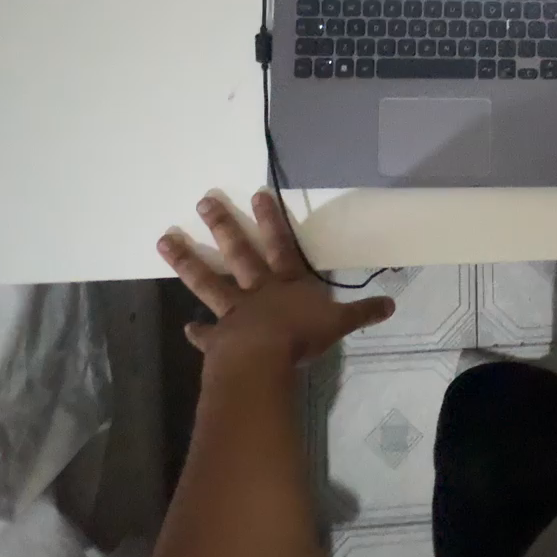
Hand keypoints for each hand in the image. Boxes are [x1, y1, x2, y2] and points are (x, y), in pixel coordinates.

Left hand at [158, 190, 394, 371]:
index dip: (271, 219)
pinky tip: (187, 327)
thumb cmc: (301, 336)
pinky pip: (207, 333)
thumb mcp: (340, 323)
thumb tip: (392, 305)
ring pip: (208, 281)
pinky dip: (198, 331)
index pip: (280, 244)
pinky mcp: (218, 338)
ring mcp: (234, 312)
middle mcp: (258, 290)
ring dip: (187, 261)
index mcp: (288, 282)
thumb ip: (363, 312)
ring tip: (164, 241)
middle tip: (203, 202)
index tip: (256, 194)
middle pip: (238, 253)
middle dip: (223, 226)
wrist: (260, 363)